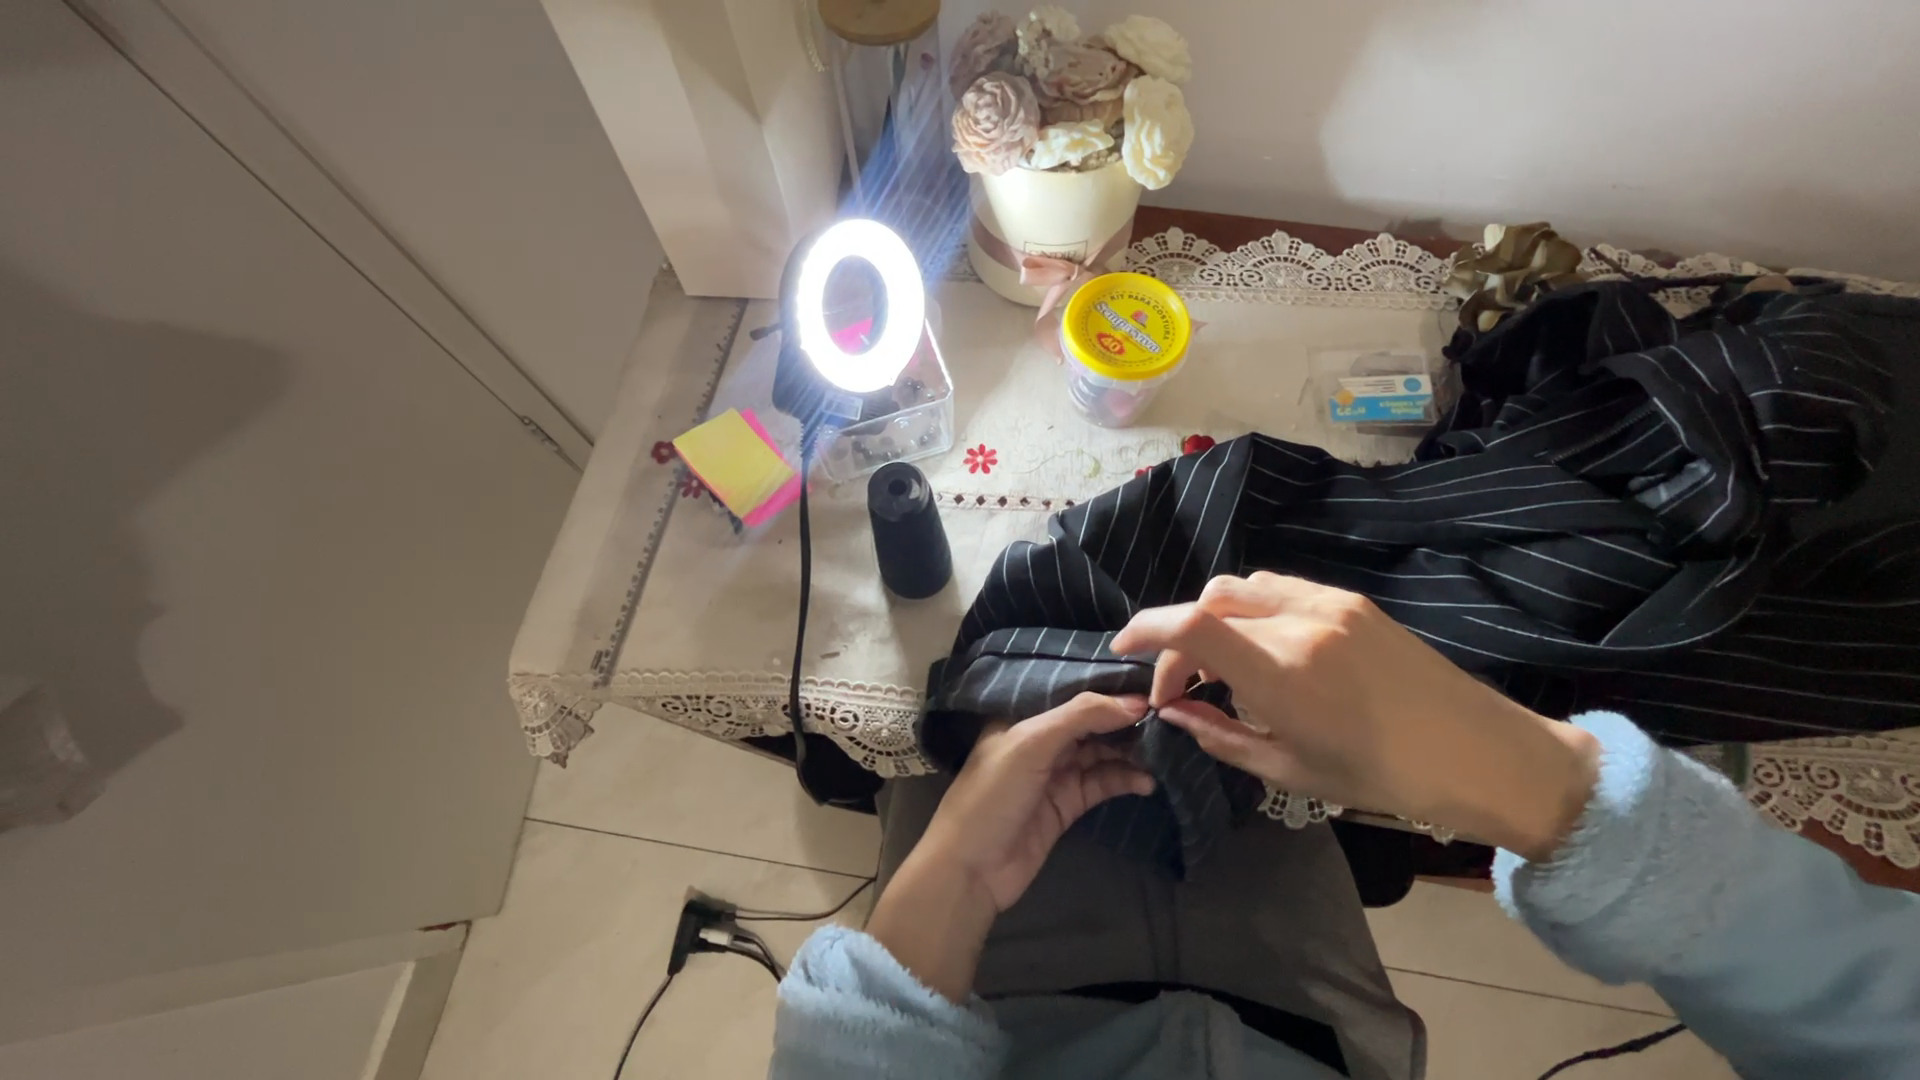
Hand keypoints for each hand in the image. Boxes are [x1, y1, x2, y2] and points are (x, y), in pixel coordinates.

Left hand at [866, 694, 1152, 1001]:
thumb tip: (1135, 703)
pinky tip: (1146, 782)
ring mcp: (1053, 772)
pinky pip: (1102, 783)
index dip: (1108, 689)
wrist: (971, 869)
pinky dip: (1124, 779)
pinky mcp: (1067, 804)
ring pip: (1100, 752)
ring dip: (1130, 751)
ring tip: (1164, 752)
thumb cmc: (992, 795)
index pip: (1071, 693)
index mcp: (1021, 715)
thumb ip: (1079, 717)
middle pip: (1090, 722)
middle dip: (1125, 720)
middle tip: (1167, 719)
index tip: (1151, 686)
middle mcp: (1039, 739)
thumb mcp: (1031, 744)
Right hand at [1111, 573, 1597, 859]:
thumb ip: (1218, 735)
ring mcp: (1328, 605)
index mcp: (1283, 674)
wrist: (1485, 755)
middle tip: (1180, 686)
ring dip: (1210, 617)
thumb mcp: (1289, 770)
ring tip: (1216, 662)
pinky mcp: (1349, 601)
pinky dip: (1247, 607)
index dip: (1144, 630)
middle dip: (1177, 640)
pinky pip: (1277, 587)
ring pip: (1239, 587)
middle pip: (1206, 604)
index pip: (1190, 626)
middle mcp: (1299, 624)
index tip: (1123, 652)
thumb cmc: (1385, 779)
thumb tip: (1171, 712)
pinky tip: (1255, 643)